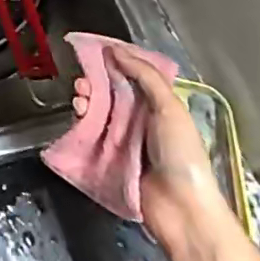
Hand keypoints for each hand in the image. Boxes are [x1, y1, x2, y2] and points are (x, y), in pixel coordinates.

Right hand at [75, 48, 229, 244]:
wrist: (181, 210)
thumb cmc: (181, 154)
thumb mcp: (169, 107)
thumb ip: (145, 75)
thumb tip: (115, 50)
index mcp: (158, 103)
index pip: (133, 74)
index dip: (115, 61)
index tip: (95, 50)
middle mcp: (140, 118)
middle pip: (112, 92)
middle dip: (95, 80)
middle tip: (83, 78)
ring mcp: (124, 139)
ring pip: (99, 110)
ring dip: (87, 99)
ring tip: (79, 96)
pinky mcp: (110, 158)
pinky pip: (93, 134)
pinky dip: (82, 121)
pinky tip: (78, 113)